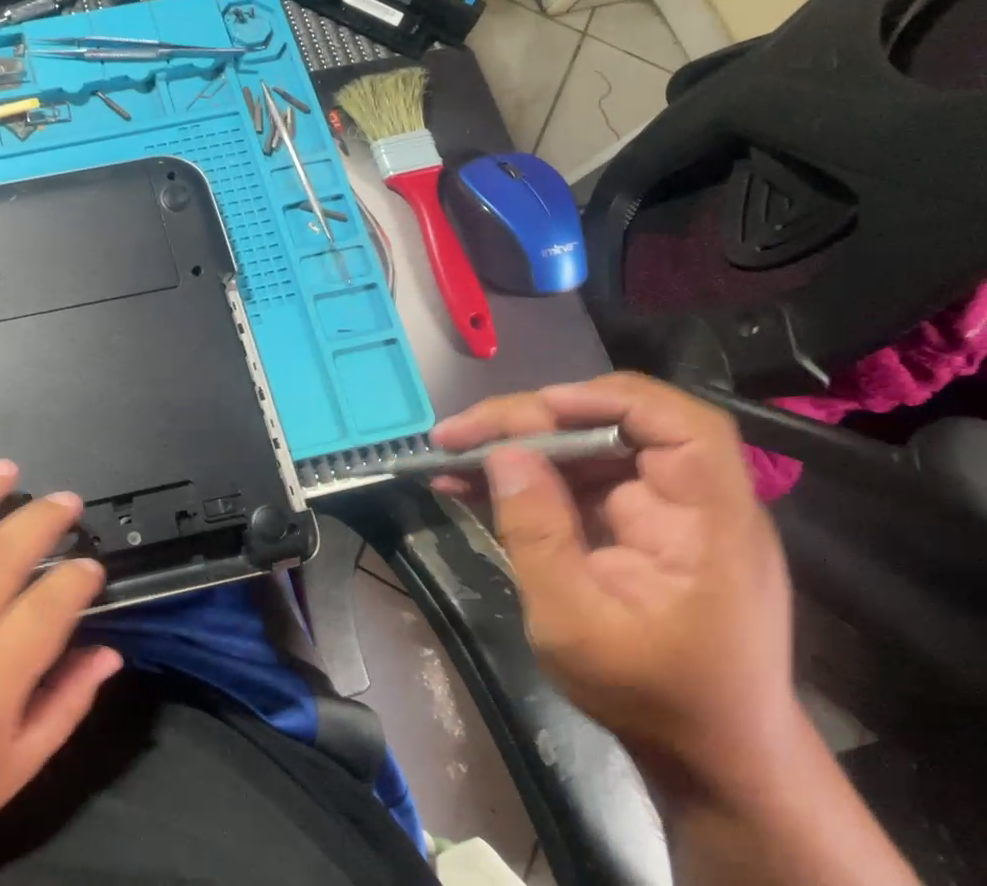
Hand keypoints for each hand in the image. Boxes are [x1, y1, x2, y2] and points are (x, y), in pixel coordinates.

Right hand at [430, 373, 801, 797]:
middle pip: (617, 430)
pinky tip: (469, 485)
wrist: (704, 752)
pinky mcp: (634, 533)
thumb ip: (537, 532)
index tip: (535, 409)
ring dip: (518, 449)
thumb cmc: (649, 692)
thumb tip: (504, 453)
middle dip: (531, 423)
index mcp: (706, 522)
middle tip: (456, 435)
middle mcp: (690, 505)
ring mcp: (661, 519)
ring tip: (448, 455)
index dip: (608, 400)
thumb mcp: (573, 619)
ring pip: (587, 455)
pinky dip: (527, 482)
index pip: (679, 426)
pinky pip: (577, 489)